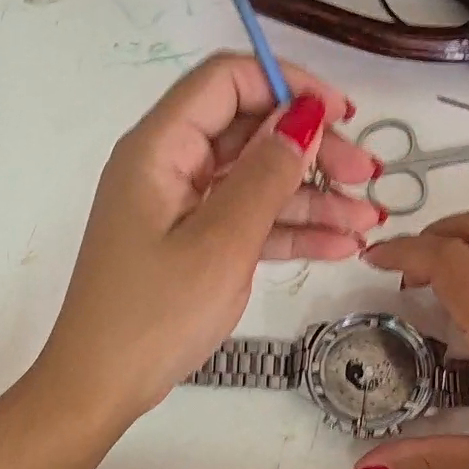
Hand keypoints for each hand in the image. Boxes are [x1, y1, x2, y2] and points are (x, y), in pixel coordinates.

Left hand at [34, 54, 384, 423]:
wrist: (100, 386)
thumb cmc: (154, 314)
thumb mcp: (221, 243)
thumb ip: (267, 176)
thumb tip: (305, 116)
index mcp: (159, 149)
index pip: (227, 82)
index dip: (288, 85)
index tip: (342, 114)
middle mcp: (167, 168)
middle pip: (248, 132)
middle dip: (311, 150)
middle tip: (367, 178)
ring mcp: (178, 209)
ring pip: (254, 182)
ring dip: (311, 199)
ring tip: (369, 222)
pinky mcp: (189, 246)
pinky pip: (244, 223)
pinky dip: (287, 232)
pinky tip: (339, 245)